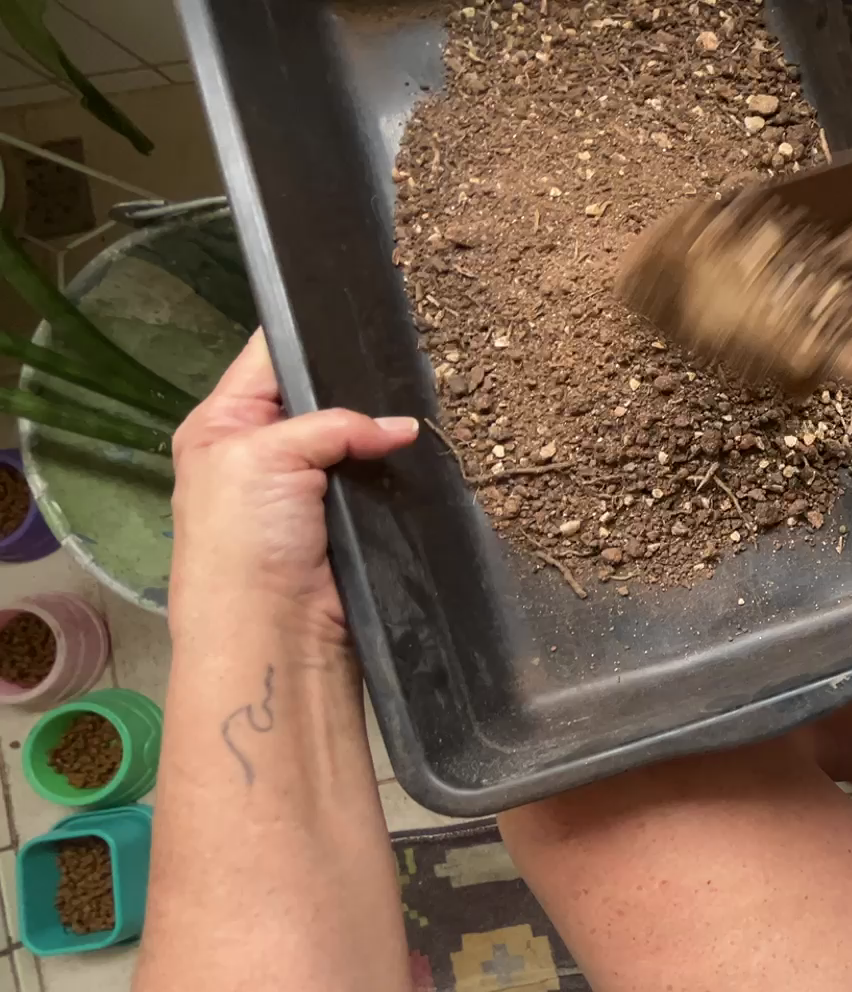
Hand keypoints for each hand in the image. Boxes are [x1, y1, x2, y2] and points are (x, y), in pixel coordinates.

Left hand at [168, 329, 418, 646]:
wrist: (278, 619)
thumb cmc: (245, 535)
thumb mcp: (265, 458)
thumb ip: (335, 427)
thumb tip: (406, 428)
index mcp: (226, 423)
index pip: (269, 361)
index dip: (311, 339)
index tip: (364, 321)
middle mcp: (271, 448)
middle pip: (327, 400)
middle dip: (366, 388)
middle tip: (416, 368)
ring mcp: (317, 484)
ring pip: (362, 440)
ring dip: (391, 432)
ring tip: (433, 405)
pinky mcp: (357, 514)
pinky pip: (385, 478)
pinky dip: (404, 468)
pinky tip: (430, 453)